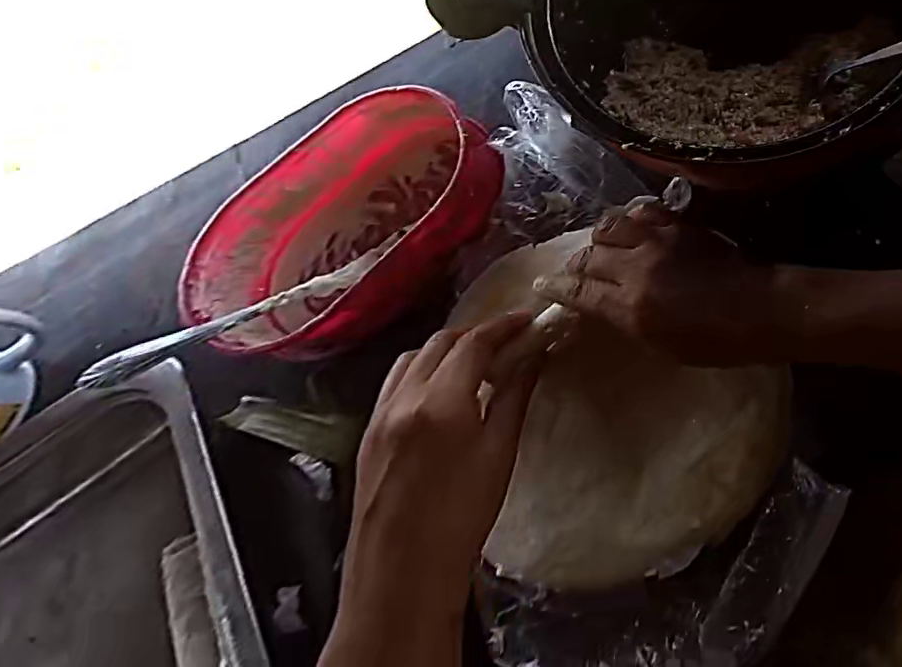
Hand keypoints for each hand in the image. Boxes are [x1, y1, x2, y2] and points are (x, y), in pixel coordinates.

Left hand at [322, 314, 543, 666]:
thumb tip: (534, 356)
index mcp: (440, 402)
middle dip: (477, 333)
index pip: (475, 343)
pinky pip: (395, 380)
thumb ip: (515, 395)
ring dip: (446, 348)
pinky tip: (440, 387)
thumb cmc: (462, 518)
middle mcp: (403, 398)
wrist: (400, 580)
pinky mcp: (367, 433)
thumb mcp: (499, 453)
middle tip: (508, 340)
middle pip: (442, 341)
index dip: (504, 326)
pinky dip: (421, 368)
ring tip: (475, 361)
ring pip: (414, 356)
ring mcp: (379, 414)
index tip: (528, 320)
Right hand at [533, 201, 794, 365]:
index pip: (580, 291)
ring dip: (599, 238)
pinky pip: (641, 212)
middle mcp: (638, 266)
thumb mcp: (663, 345)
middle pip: (589, 256)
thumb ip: (627, 320)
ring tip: (602, 246)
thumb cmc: (716, 341)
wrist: (760, 307)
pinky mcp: (678, 224)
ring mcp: (659, 239)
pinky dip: (629, 219)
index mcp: (633, 305)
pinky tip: (631, 226)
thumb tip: (602, 307)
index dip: (556, 288)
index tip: (543, 285)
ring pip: (609, 225)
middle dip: (574, 264)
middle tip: (573, 272)